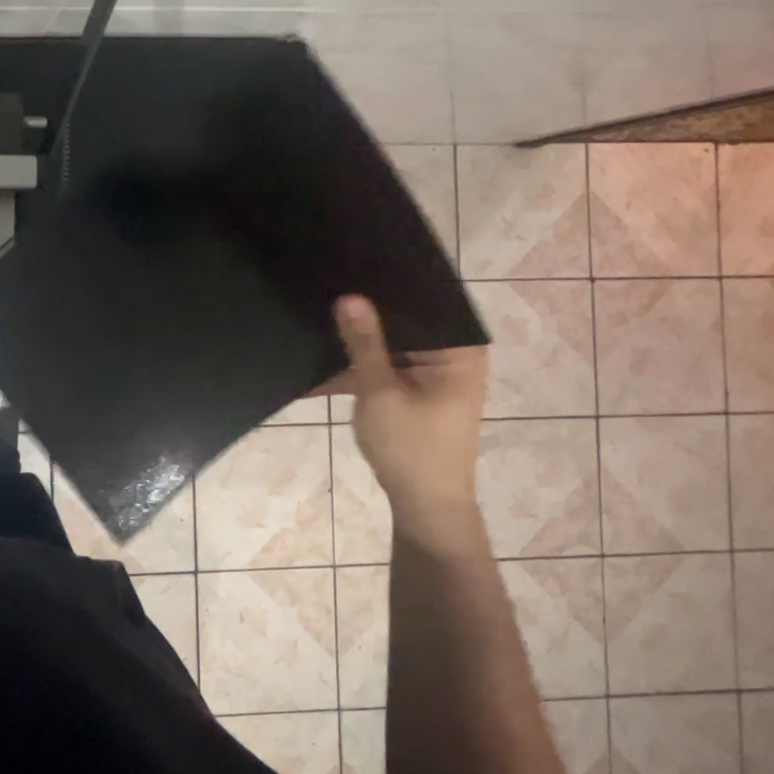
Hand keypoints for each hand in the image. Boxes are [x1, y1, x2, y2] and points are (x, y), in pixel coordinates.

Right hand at [333, 295, 489, 543]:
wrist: (425, 506)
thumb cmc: (411, 447)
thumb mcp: (380, 392)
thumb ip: (364, 343)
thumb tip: (349, 296)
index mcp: (459, 352)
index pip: (426, 303)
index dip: (389, 286)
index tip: (352, 267)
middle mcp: (451, 357)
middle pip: (405, 323)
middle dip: (366, 313)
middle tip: (325, 288)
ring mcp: (432, 375)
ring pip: (390, 345)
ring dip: (356, 343)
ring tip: (314, 317)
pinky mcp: (414, 392)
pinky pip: (384, 367)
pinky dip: (357, 368)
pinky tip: (318, 363)